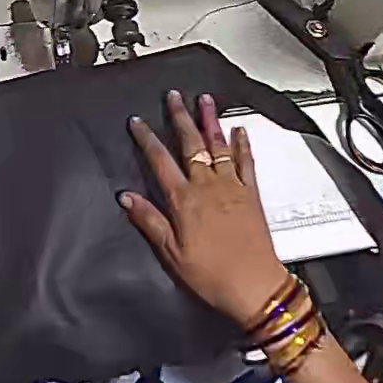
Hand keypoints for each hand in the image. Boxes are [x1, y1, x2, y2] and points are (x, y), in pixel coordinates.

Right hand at [121, 91, 290, 328]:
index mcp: (184, 200)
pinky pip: (246, 161)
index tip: (138, 122)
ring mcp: (231, 186)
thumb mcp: (171, 254)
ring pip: (218, 145)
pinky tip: (239, 130)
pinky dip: (242, 144)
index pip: (160, 161)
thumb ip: (149, 221)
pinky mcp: (251, 193)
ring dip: (210, 121)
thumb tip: (127, 198)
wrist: (255, 286)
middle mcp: (208, 186)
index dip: (147, 139)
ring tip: (205, 100)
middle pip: (191, 144)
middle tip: (174, 97)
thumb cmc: (212, 275)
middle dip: (180, 117)